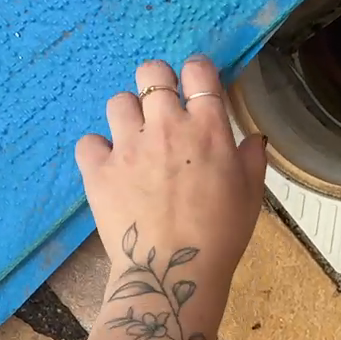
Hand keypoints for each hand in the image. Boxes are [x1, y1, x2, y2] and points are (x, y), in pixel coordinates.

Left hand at [75, 56, 267, 293]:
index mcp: (208, 127)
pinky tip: (112, 163)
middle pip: (151, 72)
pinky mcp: (97, 170)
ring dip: (129, 112)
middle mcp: (166, 125)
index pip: (198, 71)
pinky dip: (99, 148)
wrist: (173, 270)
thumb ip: (251, 156)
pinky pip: (89, 141)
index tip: (198, 80)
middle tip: (163, 102)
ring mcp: (128, 146)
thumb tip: (250, 138)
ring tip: (137, 134)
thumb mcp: (252, 190)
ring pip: (117, 101)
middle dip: (159, 80)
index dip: (197, 69)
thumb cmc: (224, 230)